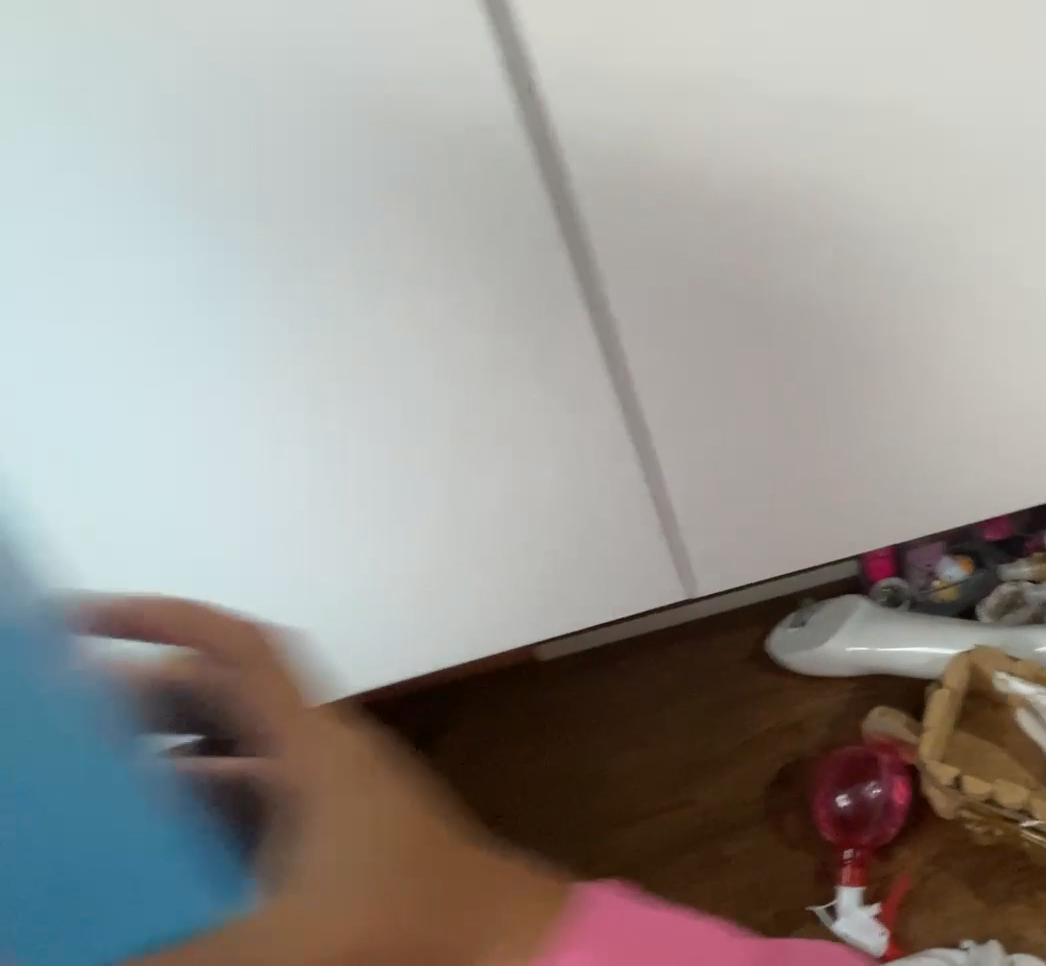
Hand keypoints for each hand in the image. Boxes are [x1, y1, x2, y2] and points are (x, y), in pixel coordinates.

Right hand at [83, 596, 571, 965]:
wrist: (492, 936)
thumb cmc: (398, 922)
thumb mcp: (268, 943)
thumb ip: (155, 952)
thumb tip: (51, 946)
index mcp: (313, 746)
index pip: (240, 652)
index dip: (164, 621)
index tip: (73, 622)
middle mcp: (318, 753)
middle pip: (218, 702)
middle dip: (125, 708)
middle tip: (30, 739)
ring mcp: (323, 792)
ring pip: (223, 758)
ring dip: (145, 771)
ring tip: (50, 803)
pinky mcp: (323, 833)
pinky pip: (239, 805)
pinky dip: (179, 819)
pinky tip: (117, 866)